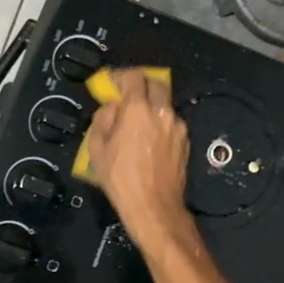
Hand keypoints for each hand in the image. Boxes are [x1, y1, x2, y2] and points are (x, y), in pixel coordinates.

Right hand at [85, 68, 188, 233]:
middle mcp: (162, 112)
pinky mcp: (186, 141)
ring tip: (139, 124)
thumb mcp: (97, 148)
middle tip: (128, 96)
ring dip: (152, 107)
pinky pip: (171, 124)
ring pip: (165, 105)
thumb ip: (103, 118)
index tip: (112, 82)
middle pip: (156, 83)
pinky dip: (161, 125)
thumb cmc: (120, 178)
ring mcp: (178, 126)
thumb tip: (113, 107)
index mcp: (138, 109)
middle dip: (141, 85)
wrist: (154, 206)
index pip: (134, 77)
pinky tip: (151, 142)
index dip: (120, 76)